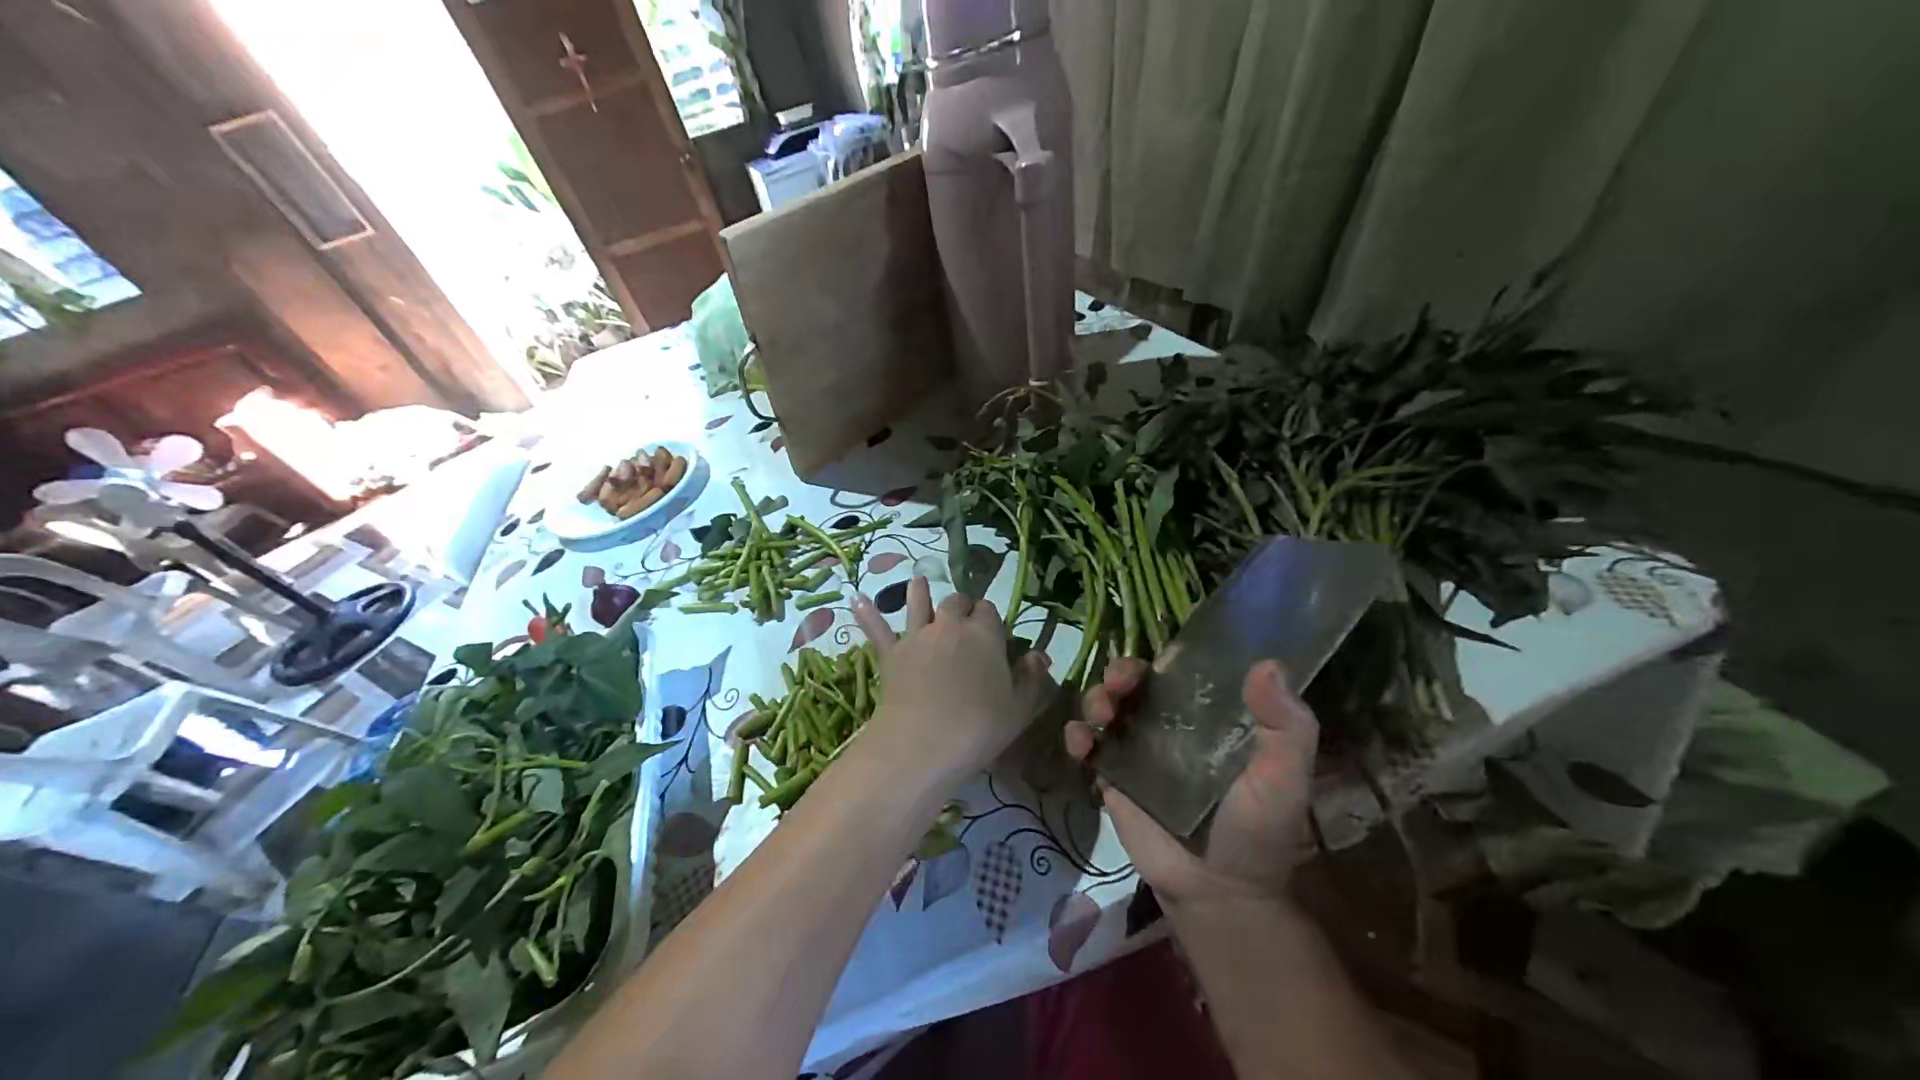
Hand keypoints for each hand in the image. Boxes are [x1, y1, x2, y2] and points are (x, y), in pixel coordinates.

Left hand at [853, 577, 1052, 781]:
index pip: (989, 611)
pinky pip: (877, 629)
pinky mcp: (890, 655)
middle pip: (956, 602)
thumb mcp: (1019, 707)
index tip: (993, 636)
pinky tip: (856, 599)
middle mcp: (949, 626)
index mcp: (984, 634)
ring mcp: (916, 637)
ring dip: (919, 593)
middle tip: (963, 618)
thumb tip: (1038, 656)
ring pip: (918, 604)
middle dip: (961, 605)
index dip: (990, 620)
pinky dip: (867, 614)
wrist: (923, 743)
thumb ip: (1031, 678)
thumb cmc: (980, 727)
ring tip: (918, 581)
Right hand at [1066, 658, 1317, 910]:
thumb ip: (1286, 726)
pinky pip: (1088, 747)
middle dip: (1120, 673)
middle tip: (1118, 681)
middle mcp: (1171, 727)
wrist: (1218, 894)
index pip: (1182, 673)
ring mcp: (1138, 751)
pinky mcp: (1113, 778)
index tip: (1154, 657)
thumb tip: (1268, 665)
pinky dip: (1077, 736)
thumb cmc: (1258, 833)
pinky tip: (1081, 742)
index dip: (1164, 657)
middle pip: (1136, 684)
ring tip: (1102, 713)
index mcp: (1211, 718)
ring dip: (1096, 698)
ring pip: (1107, 707)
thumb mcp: (1284, 779)